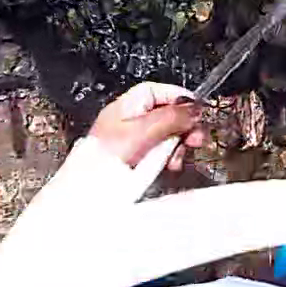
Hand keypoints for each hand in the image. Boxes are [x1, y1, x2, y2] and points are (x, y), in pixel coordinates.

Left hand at [86, 82, 206, 169]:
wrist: (88, 194)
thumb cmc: (105, 160)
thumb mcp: (143, 132)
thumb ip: (172, 117)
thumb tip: (195, 108)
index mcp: (127, 106)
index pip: (160, 92)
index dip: (181, 99)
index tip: (198, 110)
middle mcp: (130, 121)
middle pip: (168, 115)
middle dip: (184, 127)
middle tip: (195, 138)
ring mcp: (134, 142)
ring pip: (167, 136)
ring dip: (178, 146)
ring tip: (178, 157)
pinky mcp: (137, 161)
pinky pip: (161, 154)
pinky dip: (169, 159)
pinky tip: (171, 165)